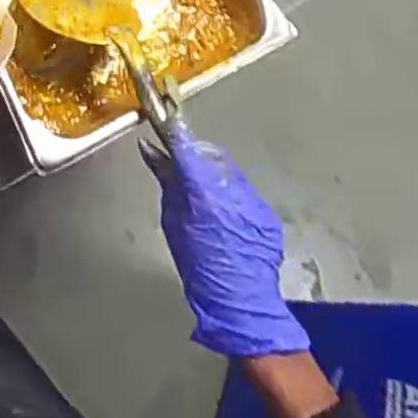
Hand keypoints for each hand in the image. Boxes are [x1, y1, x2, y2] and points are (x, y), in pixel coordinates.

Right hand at [141, 125, 310, 357]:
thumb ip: (166, 181)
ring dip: (211, 172)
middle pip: (209, 154)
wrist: (241, 303)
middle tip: (179, 164)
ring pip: (226, 170)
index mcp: (203, 194)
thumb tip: (151, 149)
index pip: (186, 148)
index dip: (174, 130)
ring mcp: (253, 200)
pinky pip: (241, 189)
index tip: (164, 114)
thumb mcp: (173, 221)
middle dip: (194, 154)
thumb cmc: (197, 266)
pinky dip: (227, 191)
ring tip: (202, 194)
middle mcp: (232, 191)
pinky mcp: (265, 211)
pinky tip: (222, 212)